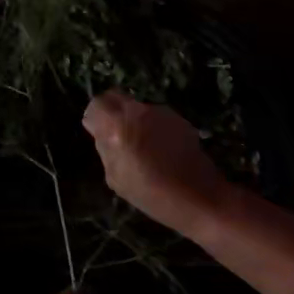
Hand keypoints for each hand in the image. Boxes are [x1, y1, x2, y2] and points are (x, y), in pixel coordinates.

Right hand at [82, 92, 229, 231]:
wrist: (198, 195)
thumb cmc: (151, 193)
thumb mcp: (115, 177)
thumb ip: (105, 149)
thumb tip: (104, 134)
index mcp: (118, 125)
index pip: (96, 104)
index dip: (95, 119)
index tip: (99, 134)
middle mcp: (139, 111)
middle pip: (116, 98)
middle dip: (112, 113)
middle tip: (117, 137)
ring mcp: (162, 112)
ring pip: (138, 108)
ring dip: (135, 121)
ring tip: (144, 149)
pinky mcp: (179, 119)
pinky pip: (156, 117)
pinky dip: (153, 127)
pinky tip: (162, 150)